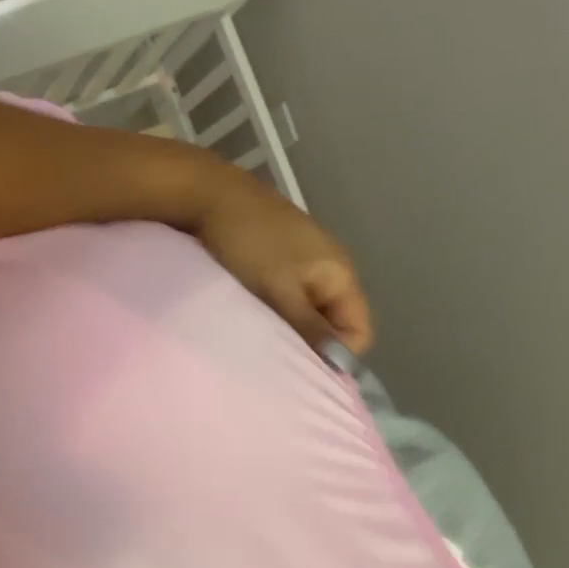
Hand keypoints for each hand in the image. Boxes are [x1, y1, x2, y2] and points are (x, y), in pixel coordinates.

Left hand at [192, 170, 373, 355]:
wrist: (210, 195)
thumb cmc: (248, 242)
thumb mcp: (279, 289)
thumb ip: (309, 325)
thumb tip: (338, 365)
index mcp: (341, 274)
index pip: (358, 331)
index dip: (337, 356)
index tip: (303, 372)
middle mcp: (329, 268)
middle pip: (333, 323)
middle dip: (310, 344)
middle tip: (279, 365)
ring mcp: (303, 262)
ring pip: (307, 311)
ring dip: (289, 328)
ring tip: (263, 345)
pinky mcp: (278, 259)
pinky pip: (287, 296)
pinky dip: (274, 310)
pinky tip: (252, 320)